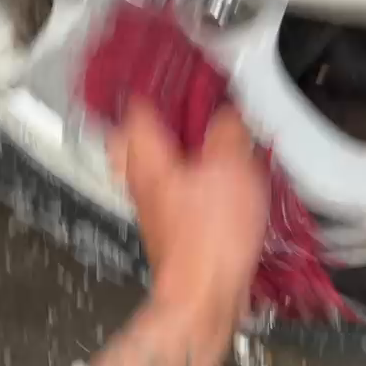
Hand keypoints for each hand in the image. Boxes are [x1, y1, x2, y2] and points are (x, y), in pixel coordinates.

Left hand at [110, 101, 270, 333]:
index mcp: (146, 158)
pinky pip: (175, 188)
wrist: (203, 294)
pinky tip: (213, 174)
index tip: (164, 71)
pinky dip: (189, 173)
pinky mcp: (171, 226)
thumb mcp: (230, 168)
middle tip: (174, 98)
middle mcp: (141, 181)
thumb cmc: (207, 239)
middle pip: (135, 137)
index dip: (150, 84)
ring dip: (173, 144)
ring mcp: (154, 205)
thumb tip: (229, 115)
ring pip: (153, 163)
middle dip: (155, 116)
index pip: (135, 108)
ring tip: (198, 130)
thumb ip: (228, 132)